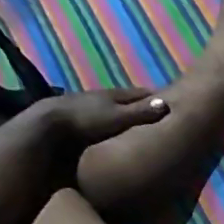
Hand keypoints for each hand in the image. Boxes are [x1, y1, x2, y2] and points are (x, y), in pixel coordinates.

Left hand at [34, 88, 170, 145]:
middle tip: (162, 116)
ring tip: (142, 125)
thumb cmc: (87, 120)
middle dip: (145, 105)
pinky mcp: (81, 117)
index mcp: (116, 94)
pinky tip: (119, 130)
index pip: (143, 93)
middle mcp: (105, 96)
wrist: (49, 123)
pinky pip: (106, 118)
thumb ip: (141, 112)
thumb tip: (167, 104)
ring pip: (117, 108)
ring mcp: (91, 105)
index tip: (174, 104)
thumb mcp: (118, 117)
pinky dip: (116, 122)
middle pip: (130, 99)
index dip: (159, 97)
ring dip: (129, 114)